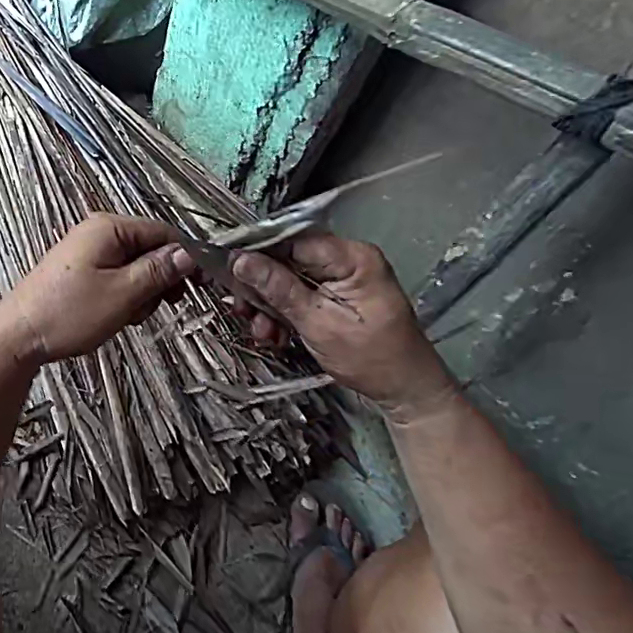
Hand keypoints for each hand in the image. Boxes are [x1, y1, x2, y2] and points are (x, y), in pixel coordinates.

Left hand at [0, 214, 195, 367]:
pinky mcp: (82, 270)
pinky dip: (124, 296)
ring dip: (141, 293)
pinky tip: (114, 315)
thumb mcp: (123, 294)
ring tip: (126, 315)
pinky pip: (117, 276)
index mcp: (109, 228)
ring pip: (135, 267)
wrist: (18, 336)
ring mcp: (89, 251)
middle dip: (158, 280)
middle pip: (150, 249)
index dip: (185, 258)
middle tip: (150, 306)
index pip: (163, 232)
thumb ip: (158, 271)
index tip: (200, 284)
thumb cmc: (67, 313)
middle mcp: (99, 232)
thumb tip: (189, 254)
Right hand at [229, 235, 455, 422]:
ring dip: (268, 304)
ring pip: (288, 277)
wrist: (406, 393)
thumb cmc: (372, 360)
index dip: (255, 251)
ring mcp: (341, 276)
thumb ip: (278, 289)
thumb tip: (240, 260)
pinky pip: (299, 292)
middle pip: (287, 258)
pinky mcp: (335, 293)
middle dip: (260, 286)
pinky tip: (274, 332)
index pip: (292, 239)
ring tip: (260, 329)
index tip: (226, 266)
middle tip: (240, 308)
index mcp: (351, 256)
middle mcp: (346, 257)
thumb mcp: (318, 324)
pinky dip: (283, 312)